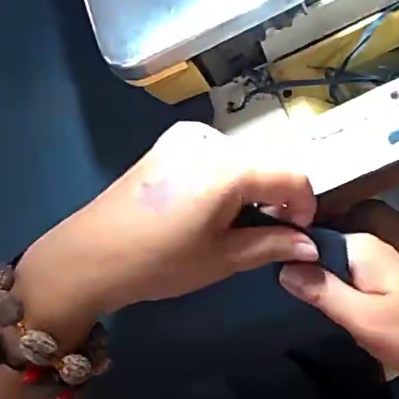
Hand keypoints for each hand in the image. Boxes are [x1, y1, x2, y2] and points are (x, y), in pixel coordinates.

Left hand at [18, 123, 320, 337]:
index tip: (300, 234)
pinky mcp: (169, 143)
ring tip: (236, 225)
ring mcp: (186, 137)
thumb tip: (310, 246)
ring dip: (253, 188)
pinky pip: (216, 156)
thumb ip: (272, 244)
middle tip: (270, 234)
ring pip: (243, 159)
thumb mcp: (222, 259)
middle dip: (278, 198)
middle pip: (267, 164)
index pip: (291, 176)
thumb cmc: (159, 261)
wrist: (89, 256)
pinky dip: (227, 179)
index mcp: (228, 167)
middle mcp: (210, 140)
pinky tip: (211, 208)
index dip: (305, 206)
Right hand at [279, 233, 398, 389]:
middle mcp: (368, 245)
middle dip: (299, 266)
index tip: (261, 268)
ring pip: (332, 264)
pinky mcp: (385, 280)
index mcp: (360, 245)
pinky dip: (334, 290)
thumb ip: (322, 291)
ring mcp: (379, 262)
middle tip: (275, 291)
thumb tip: (283, 267)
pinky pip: (346, 276)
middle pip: (318, 248)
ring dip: (317, 282)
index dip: (285, 250)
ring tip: (292, 301)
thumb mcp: (363, 318)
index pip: (307, 235)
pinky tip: (326, 308)